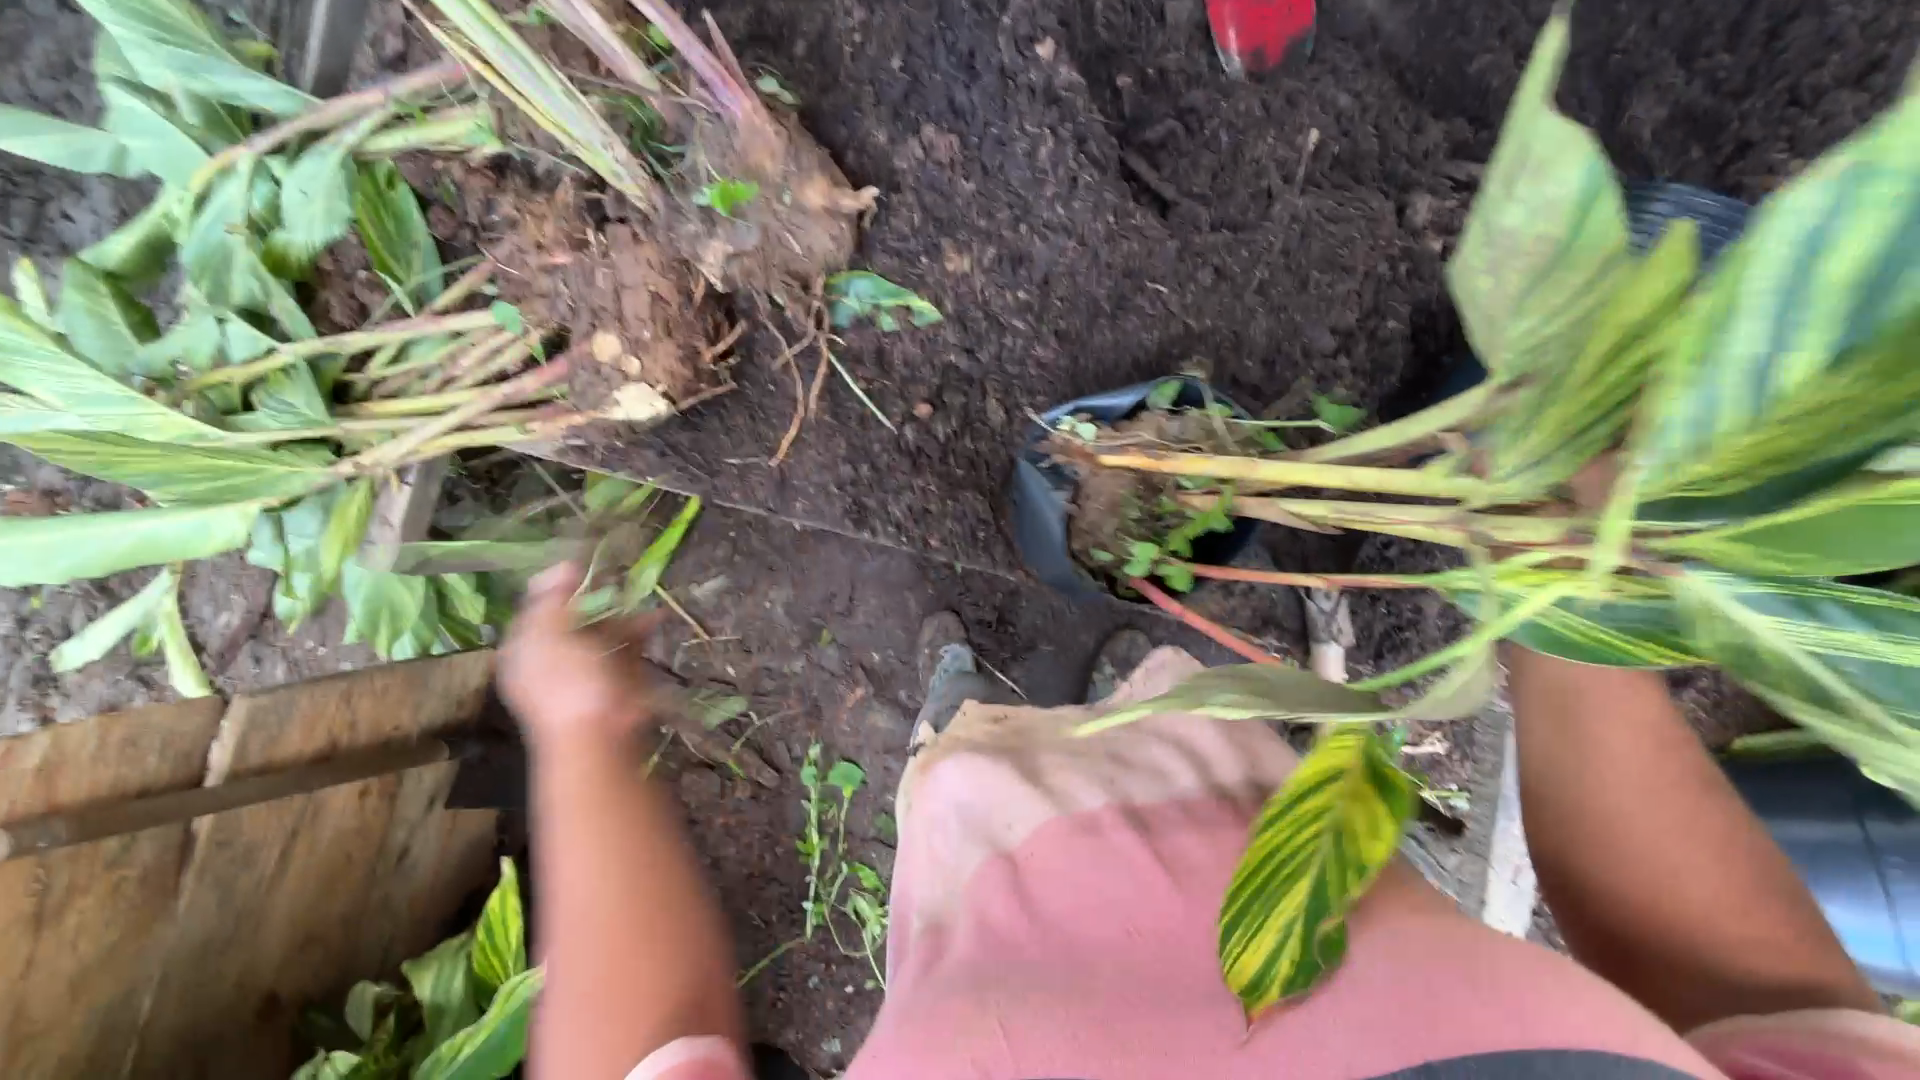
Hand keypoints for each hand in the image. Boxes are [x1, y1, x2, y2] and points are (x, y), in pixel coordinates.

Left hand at [499, 562, 678, 750]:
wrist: (600, 734)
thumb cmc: (565, 682)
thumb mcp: (548, 633)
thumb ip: (552, 598)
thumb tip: (565, 566)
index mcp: (525, 650)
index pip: (536, 610)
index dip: (554, 588)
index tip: (579, 567)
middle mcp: (553, 659)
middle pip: (572, 619)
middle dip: (593, 597)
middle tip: (612, 576)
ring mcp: (588, 670)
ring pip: (603, 631)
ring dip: (621, 611)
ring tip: (638, 591)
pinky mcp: (620, 678)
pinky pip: (628, 647)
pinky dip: (641, 630)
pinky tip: (656, 616)